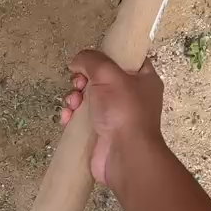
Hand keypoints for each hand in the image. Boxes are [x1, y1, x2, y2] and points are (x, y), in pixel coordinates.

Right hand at [61, 49, 167, 185]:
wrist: (123, 154)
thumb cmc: (123, 110)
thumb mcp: (108, 74)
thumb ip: (91, 60)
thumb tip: (76, 61)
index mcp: (143, 79)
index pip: (127, 59)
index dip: (108, 56)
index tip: (92, 59)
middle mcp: (131, 96)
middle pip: (101, 78)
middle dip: (83, 79)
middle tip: (79, 84)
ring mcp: (116, 115)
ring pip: (88, 97)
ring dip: (74, 98)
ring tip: (73, 104)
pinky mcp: (101, 131)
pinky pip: (82, 117)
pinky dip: (73, 116)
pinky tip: (68, 118)